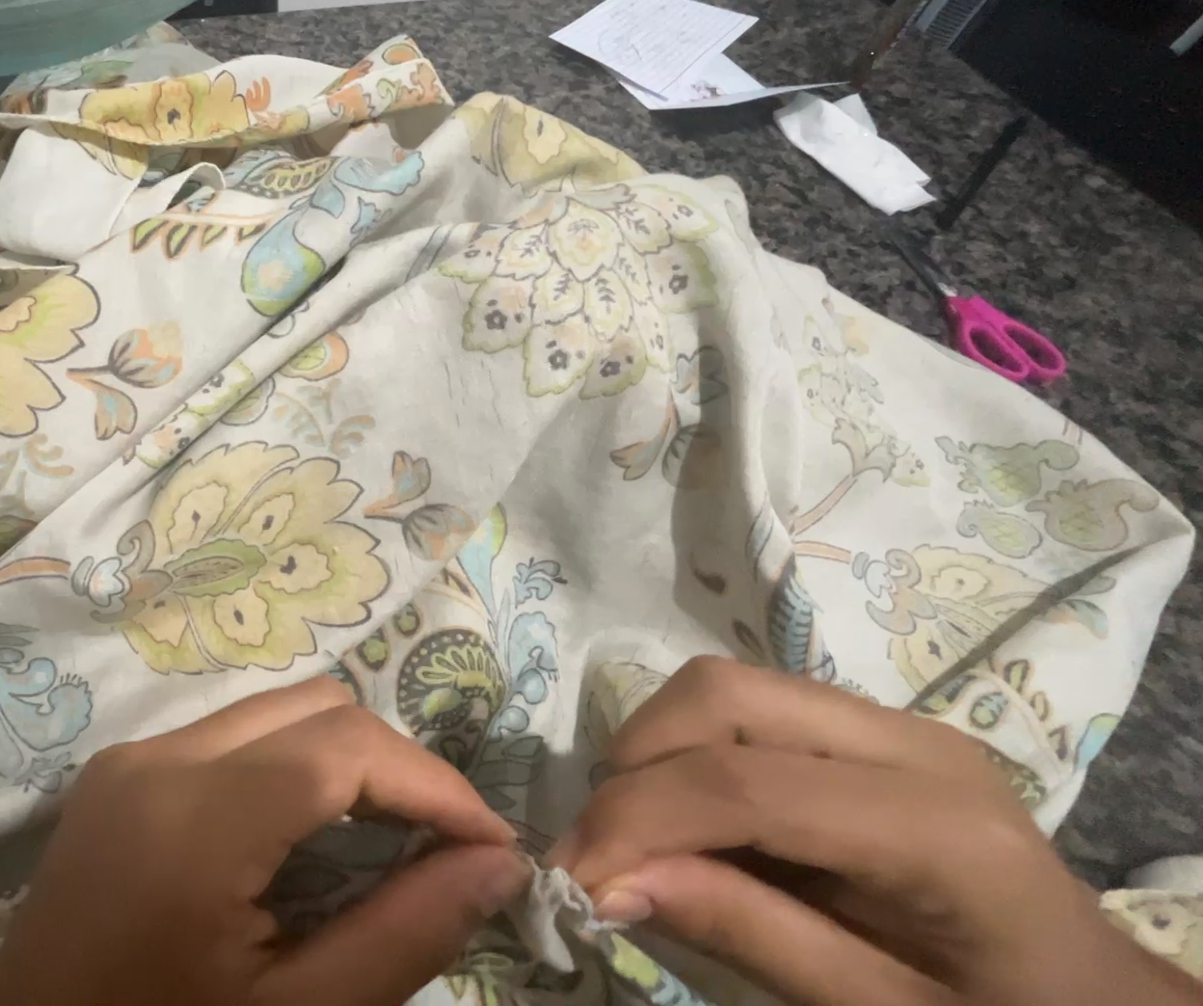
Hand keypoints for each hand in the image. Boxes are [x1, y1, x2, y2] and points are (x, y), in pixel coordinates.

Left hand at [0, 676, 529, 1005]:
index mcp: (193, 818)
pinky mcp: (121, 768)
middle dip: (394, 765)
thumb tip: (497, 865)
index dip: (435, 783)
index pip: (344, 746)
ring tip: (386, 838)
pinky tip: (307, 832)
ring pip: (276, 710)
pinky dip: (293, 763)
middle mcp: (159, 756)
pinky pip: (234, 733)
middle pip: (315, 707)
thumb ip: (402, 935)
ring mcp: (132, 755)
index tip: (493, 844)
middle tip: (441, 845)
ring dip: (345, 758)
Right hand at [551, 656, 1202, 1005]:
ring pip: (716, 686)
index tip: (570, 876)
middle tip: (603, 848)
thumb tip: (603, 881)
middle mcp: (911, 742)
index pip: (744, 785)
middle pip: (720, 695)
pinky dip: (682, 749)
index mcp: (943, 830)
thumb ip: (744, 934)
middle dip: (635, 763)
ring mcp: (885, 719)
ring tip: (641, 834)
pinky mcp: (855, 721)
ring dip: (651, 751)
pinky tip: (687, 816)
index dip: (634, 820)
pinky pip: (735, 705)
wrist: (1090, 1002)